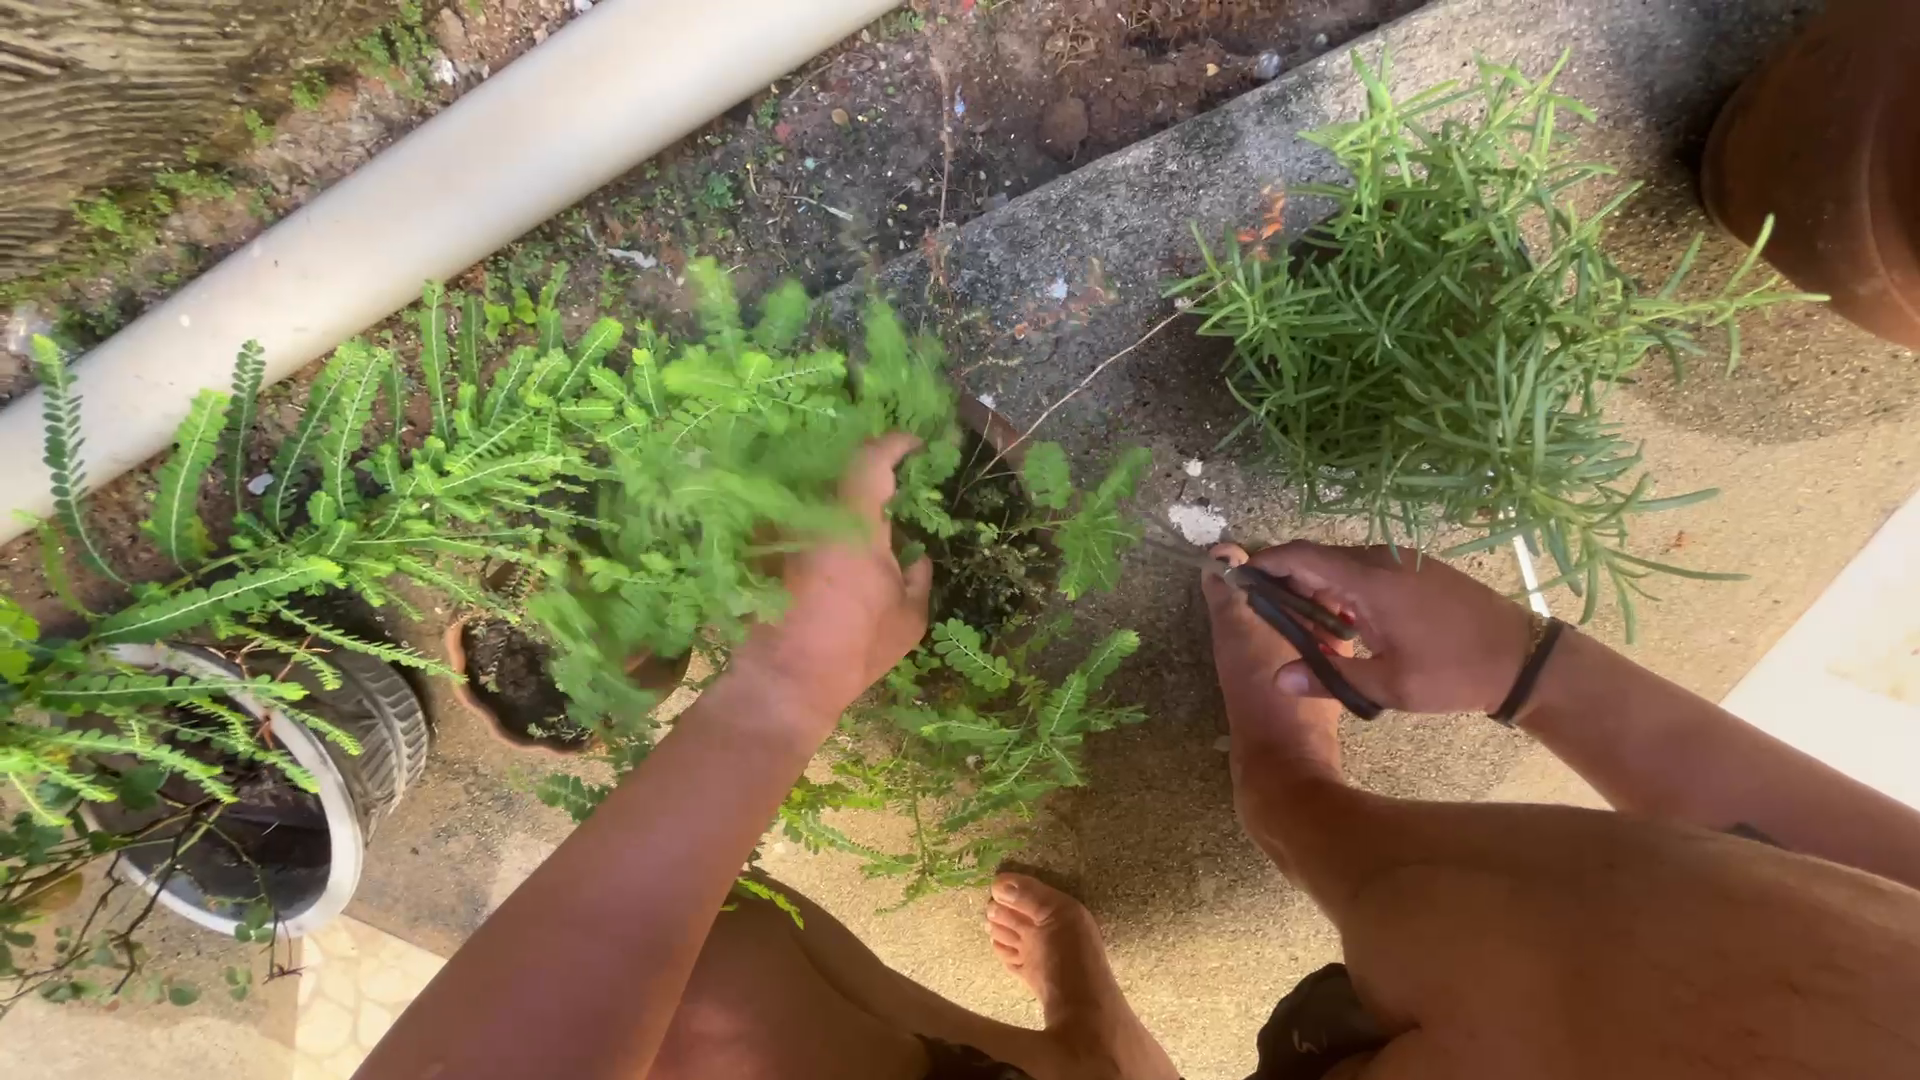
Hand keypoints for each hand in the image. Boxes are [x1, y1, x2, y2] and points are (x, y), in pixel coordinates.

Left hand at [726, 434, 932, 732]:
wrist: (786, 681)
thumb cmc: (855, 649)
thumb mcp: (909, 618)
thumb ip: (919, 578)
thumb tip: (917, 557)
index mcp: (854, 524)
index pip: (871, 460)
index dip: (895, 444)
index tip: (914, 445)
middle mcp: (813, 517)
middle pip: (843, 475)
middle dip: (872, 477)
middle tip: (896, 494)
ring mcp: (785, 534)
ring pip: (819, 498)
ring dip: (845, 504)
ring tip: (868, 529)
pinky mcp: (767, 554)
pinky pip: (800, 522)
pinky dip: (821, 526)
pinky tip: (835, 555)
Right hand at [1242, 541, 1534, 714]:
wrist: (1529, 660)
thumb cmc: (1456, 674)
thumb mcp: (1390, 685)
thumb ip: (1328, 678)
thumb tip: (1276, 678)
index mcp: (1370, 581)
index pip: (1301, 556)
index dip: (1265, 562)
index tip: (1240, 576)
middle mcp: (1382, 560)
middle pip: (1317, 558)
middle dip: (1287, 581)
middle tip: (1271, 616)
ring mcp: (1402, 560)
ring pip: (1340, 564)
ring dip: (1316, 587)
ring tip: (1309, 628)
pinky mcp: (1416, 567)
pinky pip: (1364, 568)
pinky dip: (1342, 588)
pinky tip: (1345, 622)